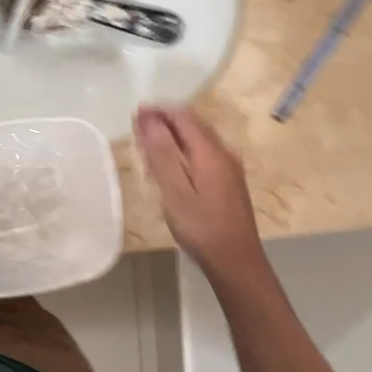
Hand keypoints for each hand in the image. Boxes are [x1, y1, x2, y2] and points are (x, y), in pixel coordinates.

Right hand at [134, 106, 269, 277]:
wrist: (236, 260)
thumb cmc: (201, 227)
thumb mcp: (175, 191)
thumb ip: (162, 154)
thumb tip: (148, 120)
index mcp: (210, 152)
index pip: (183, 116)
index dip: (158, 110)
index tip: (134, 114)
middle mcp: (223, 153)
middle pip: (192, 124)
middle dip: (164, 120)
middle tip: (137, 127)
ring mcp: (229, 167)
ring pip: (198, 139)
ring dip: (173, 135)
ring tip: (148, 143)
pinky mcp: (228, 181)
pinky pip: (203, 153)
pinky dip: (183, 149)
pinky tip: (170, 165)